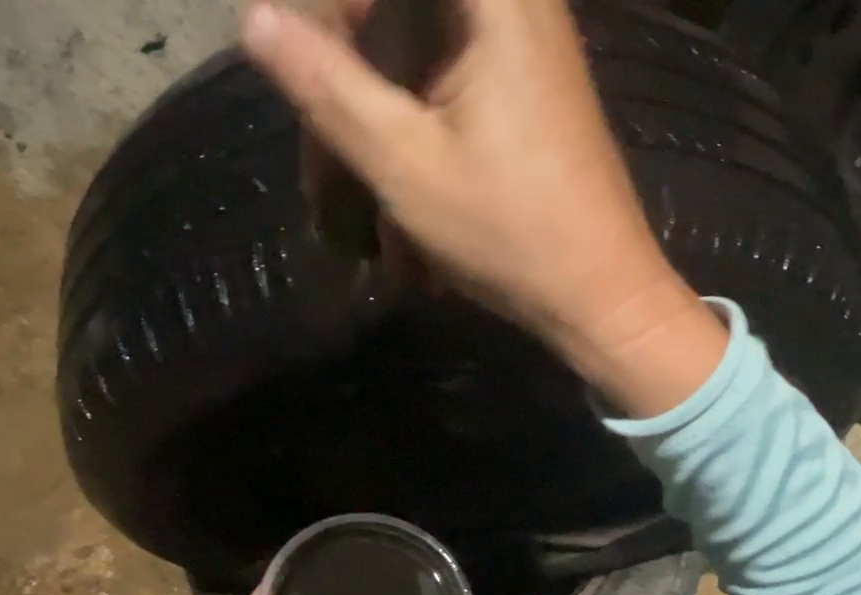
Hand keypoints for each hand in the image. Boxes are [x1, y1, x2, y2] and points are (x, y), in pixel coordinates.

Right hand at [240, 0, 725, 414]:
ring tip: (359, 224)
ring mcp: (523, 57)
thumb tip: (257, 16)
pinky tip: (403, 231)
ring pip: (417, 66)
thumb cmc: (510, 234)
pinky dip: (416, 151)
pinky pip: (448, 100)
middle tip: (321, 170)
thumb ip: (329, 85)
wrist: (603, 299)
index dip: (334, 17)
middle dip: (347, 88)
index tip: (301, 63)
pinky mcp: (526, 100)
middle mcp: (515, 11)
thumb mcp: (405, 164)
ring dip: (379, 136)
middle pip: (397, 18)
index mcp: (494, 5)